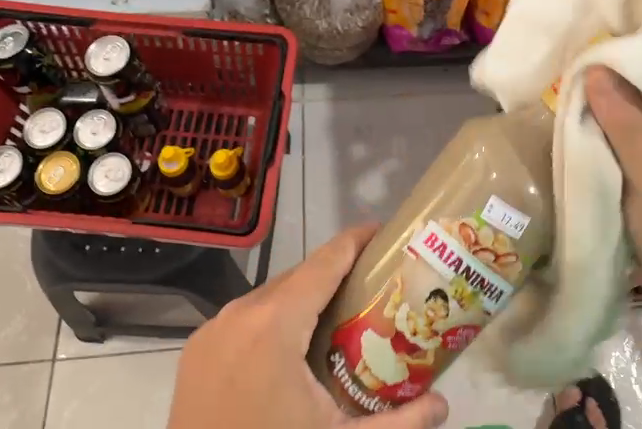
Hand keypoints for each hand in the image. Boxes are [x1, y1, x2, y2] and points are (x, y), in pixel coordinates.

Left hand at [168, 225, 451, 428]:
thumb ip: (398, 423)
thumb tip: (444, 406)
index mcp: (275, 324)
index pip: (324, 262)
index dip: (356, 241)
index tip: (386, 232)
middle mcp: (240, 313)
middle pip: (299, 277)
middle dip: (337, 274)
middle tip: (376, 287)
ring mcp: (212, 331)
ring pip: (270, 297)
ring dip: (305, 299)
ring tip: (341, 317)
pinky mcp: (196, 352)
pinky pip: (245, 319)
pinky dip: (274, 320)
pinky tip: (295, 349)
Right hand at [585, 65, 641, 305]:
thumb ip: (627, 124)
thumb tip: (594, 69)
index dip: (631, 62)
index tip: (595, 46)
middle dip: (614, 89)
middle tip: (572, 68)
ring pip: (635, 129)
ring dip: (608, 117)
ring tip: (571, 95)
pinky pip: (628, 154)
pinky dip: (608, 144)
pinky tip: (585, 137)